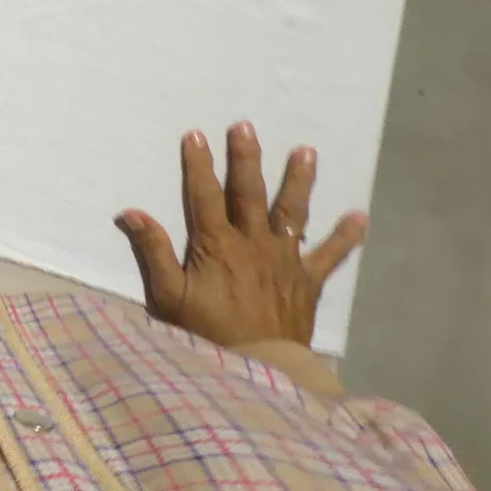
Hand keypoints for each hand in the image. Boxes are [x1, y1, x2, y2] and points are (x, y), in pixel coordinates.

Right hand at [114, 122, 368, 348]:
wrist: (258, 363)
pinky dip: (346, 236)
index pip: (204, 195)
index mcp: (216, 244)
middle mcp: (253, 243)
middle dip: (246, 159)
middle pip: (249, 194)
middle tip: (246, 127)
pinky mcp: (307, 280)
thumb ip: (151, 250)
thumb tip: (131, 213)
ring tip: (306, 151)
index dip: (199, 165)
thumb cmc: (204, 327)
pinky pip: (330, 255)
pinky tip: (359, 215)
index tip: (196, 135)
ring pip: (293, 214)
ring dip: (298, 181)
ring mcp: (284, 260)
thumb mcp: (167, 292)